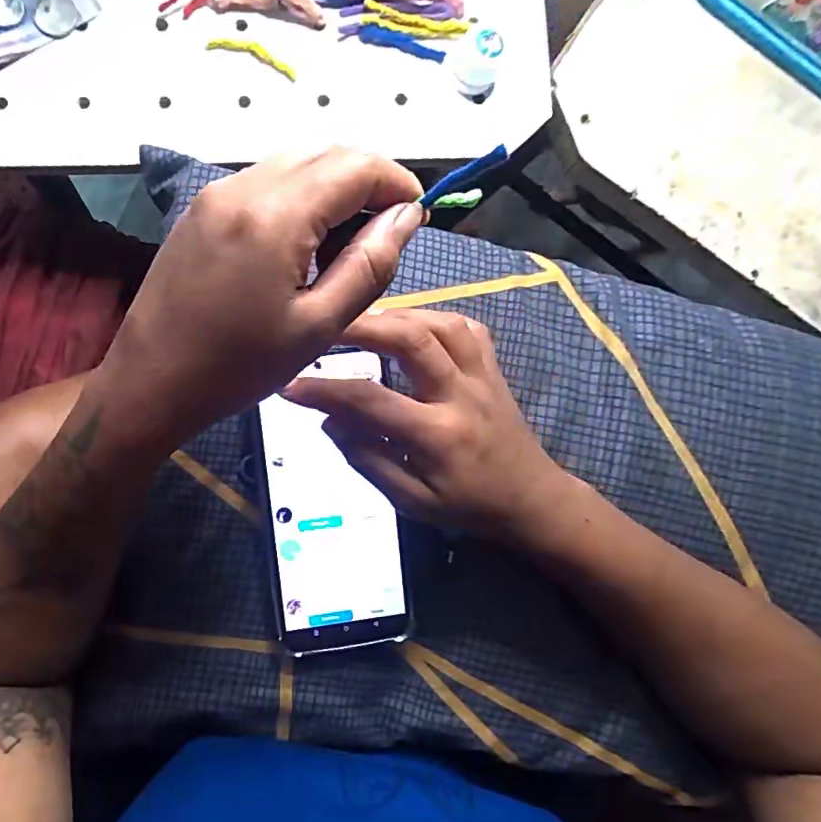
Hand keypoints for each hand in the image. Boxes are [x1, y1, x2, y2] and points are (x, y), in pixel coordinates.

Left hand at [94, 148, 424, 450]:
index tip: (414, 216)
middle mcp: (241, 188)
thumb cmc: (235, 368)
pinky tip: (297, 246)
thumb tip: (405, 216)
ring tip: (341, 246)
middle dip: (365, 182)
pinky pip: (260, 184)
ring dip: (329, 189)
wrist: (149, 382)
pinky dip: (294, 199)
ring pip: (291, 164)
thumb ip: (369, 266)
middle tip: (381, 234)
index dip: (396, 181)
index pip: (355, 165)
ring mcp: (213, 196)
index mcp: (274, 216)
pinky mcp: (197, 212)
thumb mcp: (317, 327)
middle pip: (323, 154)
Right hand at [281, 308, 573, 541]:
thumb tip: (328, 421)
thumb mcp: (411, 500)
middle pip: (412, 339)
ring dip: (397, 315)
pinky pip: (466, 327)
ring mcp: (482, 376)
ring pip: (441, 322)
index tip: (288, 384)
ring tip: (363, 323)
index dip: (324, 390)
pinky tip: (409, 327)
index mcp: (436, 435)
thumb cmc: (468, 506)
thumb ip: (368, 459)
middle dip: (362, 326)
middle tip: (323, 326)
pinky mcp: (493, 368)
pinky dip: (433, 317)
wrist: (532, 499)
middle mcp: (460, 396)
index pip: (370, 401)